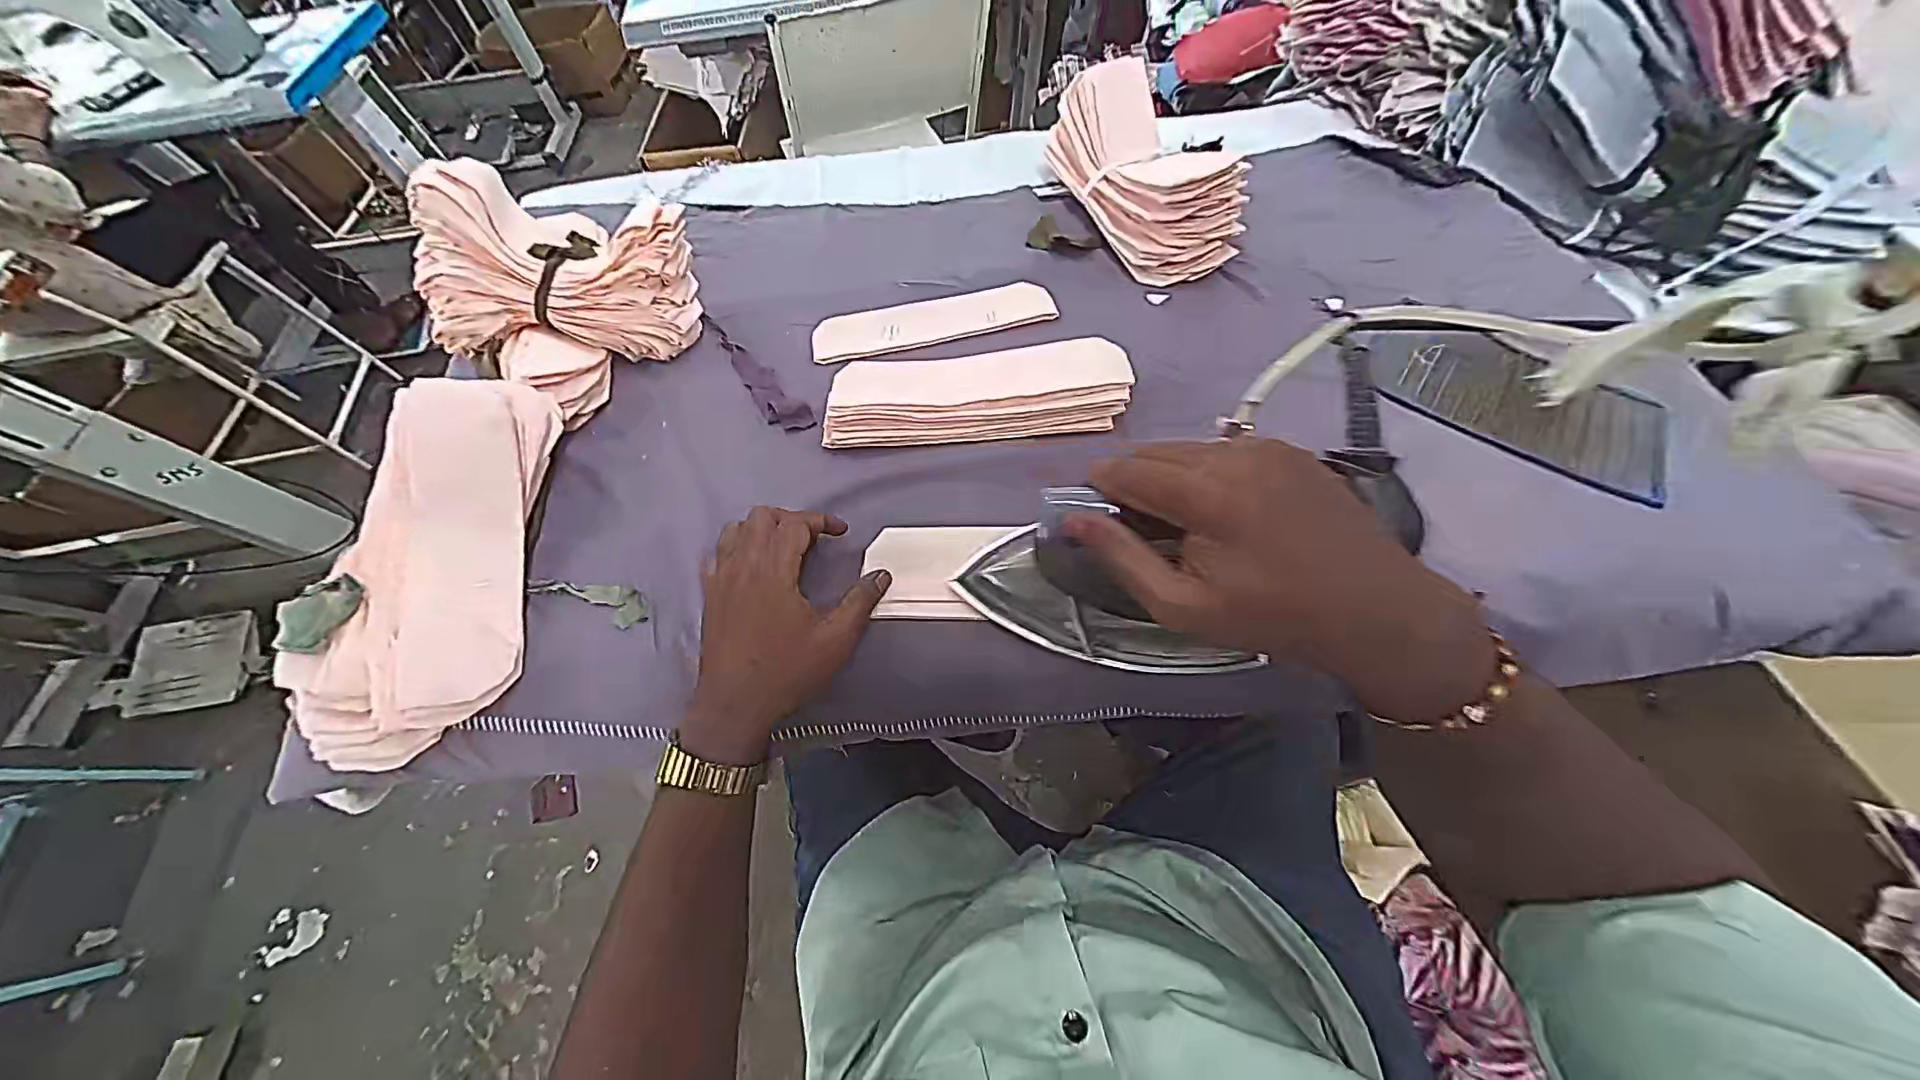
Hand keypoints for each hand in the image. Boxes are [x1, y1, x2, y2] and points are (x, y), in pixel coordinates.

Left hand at [684, 507, 889, 763]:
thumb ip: (860, 602)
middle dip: (792, 519)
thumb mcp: (835, 640)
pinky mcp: (709, 596)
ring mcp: (720, 580)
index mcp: (772, 572)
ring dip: (763, 529)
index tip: (840, 532)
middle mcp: (742, 567)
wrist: (735, 705)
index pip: (793, 524)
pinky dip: (738, 548)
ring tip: (785, 548)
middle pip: (762, 517)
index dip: (820, 520)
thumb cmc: (787, 672)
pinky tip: (753, 567)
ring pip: (736, 530)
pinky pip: (719, 554)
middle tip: (815, 538)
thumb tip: (880, 575)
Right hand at [1066, 438, 1495, 721]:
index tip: (1093, 515)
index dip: (1098, 489)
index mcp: (1208, 492)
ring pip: (1186, 448)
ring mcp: (1267, 446)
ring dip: (1166, 476)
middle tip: (1137, 528)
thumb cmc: (1272, 618)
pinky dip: (1203, 472)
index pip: (1125, 469)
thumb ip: (1122, 558)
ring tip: (1181, 522)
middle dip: (1131, 482)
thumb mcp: (1183, 606)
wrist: (1377, 609)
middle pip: (1152, 452)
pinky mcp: (1289, 450)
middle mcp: (1235, 453)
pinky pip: (1222, 450)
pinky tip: (1220, 510)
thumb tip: (1073, 521)